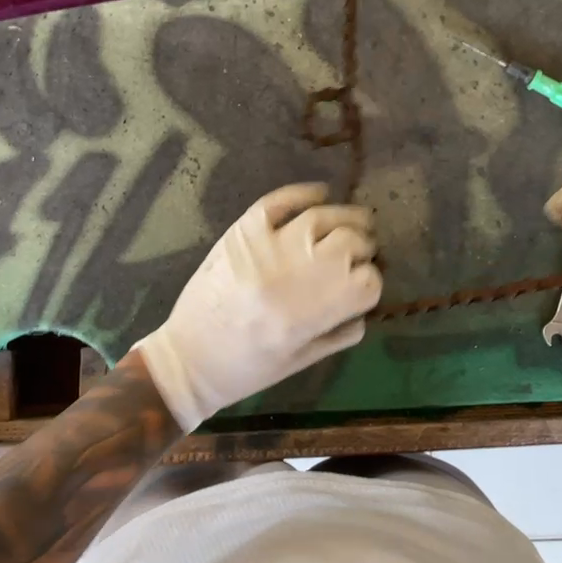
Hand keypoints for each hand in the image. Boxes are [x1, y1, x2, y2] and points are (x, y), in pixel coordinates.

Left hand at [135, 183, 382, 430]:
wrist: (189, 359)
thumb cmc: (247, 369)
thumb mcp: (301, 361)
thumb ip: (339, 334)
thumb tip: (365, 307)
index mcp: (310, 314)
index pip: (365, 283)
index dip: (372, 282)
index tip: (368, 284)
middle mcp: (292, 274)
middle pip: (349, 244)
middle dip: (364, 249)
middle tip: (364, 253)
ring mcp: (265, 247)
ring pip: (322, 217)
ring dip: (347, 217)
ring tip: (358, 222)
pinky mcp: (241, 232)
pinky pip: (278, 201)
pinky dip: (303, 193)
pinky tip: (321, 194)